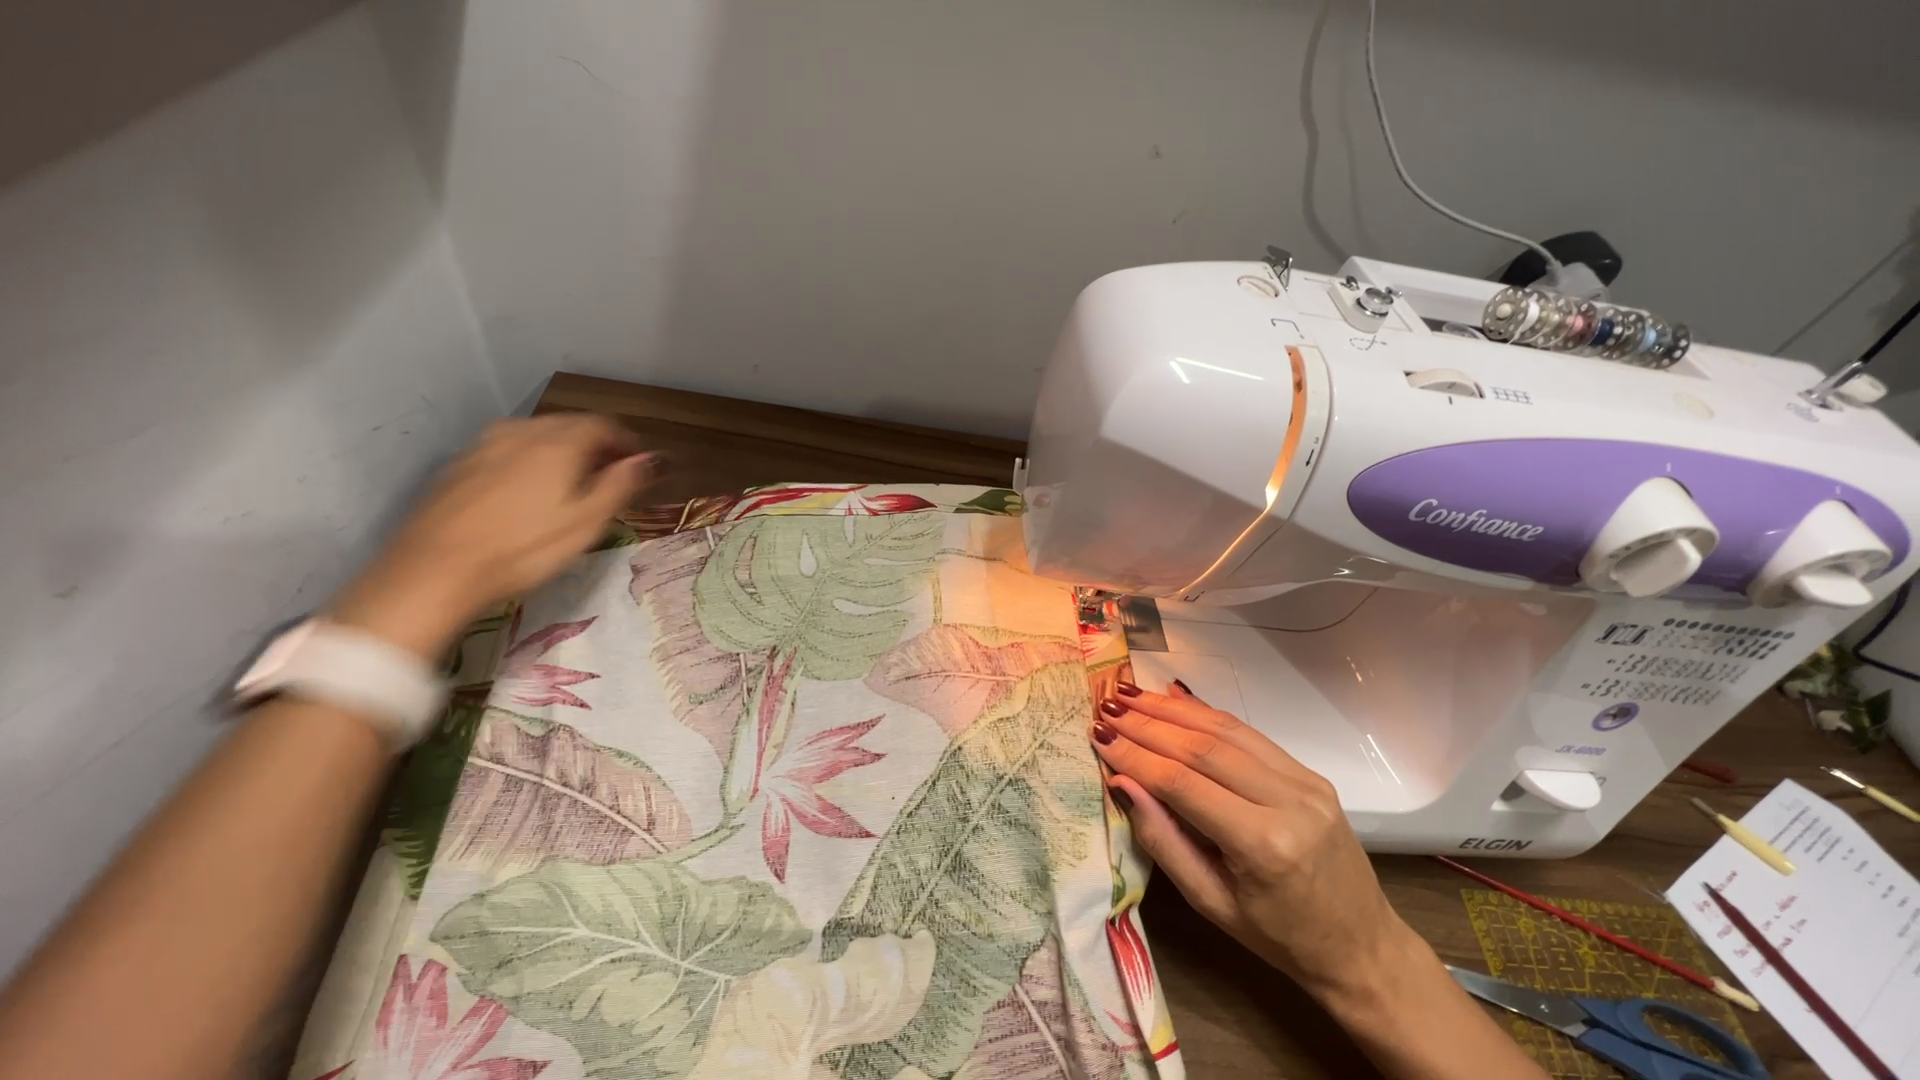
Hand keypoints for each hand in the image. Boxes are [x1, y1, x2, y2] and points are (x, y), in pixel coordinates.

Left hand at [329, 414, 658, 659]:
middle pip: (568, 425)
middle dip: (593, 446)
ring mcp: (484, 447)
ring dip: (559, 452)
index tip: (637, 465)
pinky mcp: (458, 467)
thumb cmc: (523, 550)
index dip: (626, 442)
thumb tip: (652, 458)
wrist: (434, 569)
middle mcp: (521, 433)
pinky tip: (526, 495)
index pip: (603, 425)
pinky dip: (527, 463)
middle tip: (608, 476)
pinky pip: (506, 453)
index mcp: (558, 442)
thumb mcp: (586, 523)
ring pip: (534, 437)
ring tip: (569, 485)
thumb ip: (620, 484)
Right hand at [1091, 681, 1419, 1002]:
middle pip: (1204, 748)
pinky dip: (1207, 714)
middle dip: (1149, 724)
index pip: (1184, 784)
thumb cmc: (1277, 937)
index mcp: (1263, 845)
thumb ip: (1163, 840)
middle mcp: (1289, 802)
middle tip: (1107, 706)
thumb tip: (1122, 783)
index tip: (1098, 736)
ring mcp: (1305, 782)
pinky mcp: (1310, 774)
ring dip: (1174, 710)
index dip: (1136, 756)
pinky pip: (1250, 734)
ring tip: (1131, 695)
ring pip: (1227, 731)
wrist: (1360, 945)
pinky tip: (1174, 699)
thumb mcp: (1209, 902)